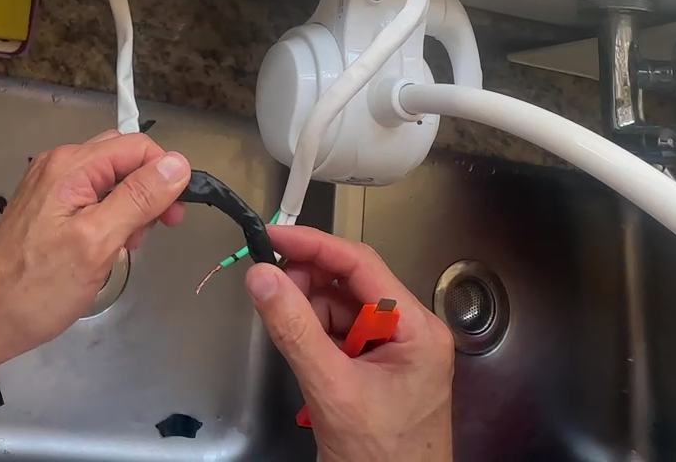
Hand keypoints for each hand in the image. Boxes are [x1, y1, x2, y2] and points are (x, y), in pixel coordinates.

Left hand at [0, 130, 188, 363]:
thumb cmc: (38, 287)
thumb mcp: (97, 243)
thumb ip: (138, 199)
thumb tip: (178, 163)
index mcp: (71, 165)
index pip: (137, 147)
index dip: (164, 176)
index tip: (173, 217)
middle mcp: (59, 164)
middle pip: (123, 159)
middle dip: (147, 192)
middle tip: (149, 235)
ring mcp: (50, 184)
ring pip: (109, 179)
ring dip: (128, 208)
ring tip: (123, 248)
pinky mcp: (46, 206)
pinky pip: (90, 196)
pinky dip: (108, 217)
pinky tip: (104, 247)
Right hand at [246, 226, 453, 461]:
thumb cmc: (378, 459)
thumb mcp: (331, 389)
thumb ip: (294, 328)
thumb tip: (259, 274)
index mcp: (416, 327)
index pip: (360, 263)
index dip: (313, 244)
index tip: (271, 236)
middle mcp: (411, 330)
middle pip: (350, 281)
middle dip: (308, 281)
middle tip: (270, 288)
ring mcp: (396, 349)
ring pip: (341, 304)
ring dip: (308, 309)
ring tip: (285, 331)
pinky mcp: (379, 367)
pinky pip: (341, 330)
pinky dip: (314, 331)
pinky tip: (301, 349)